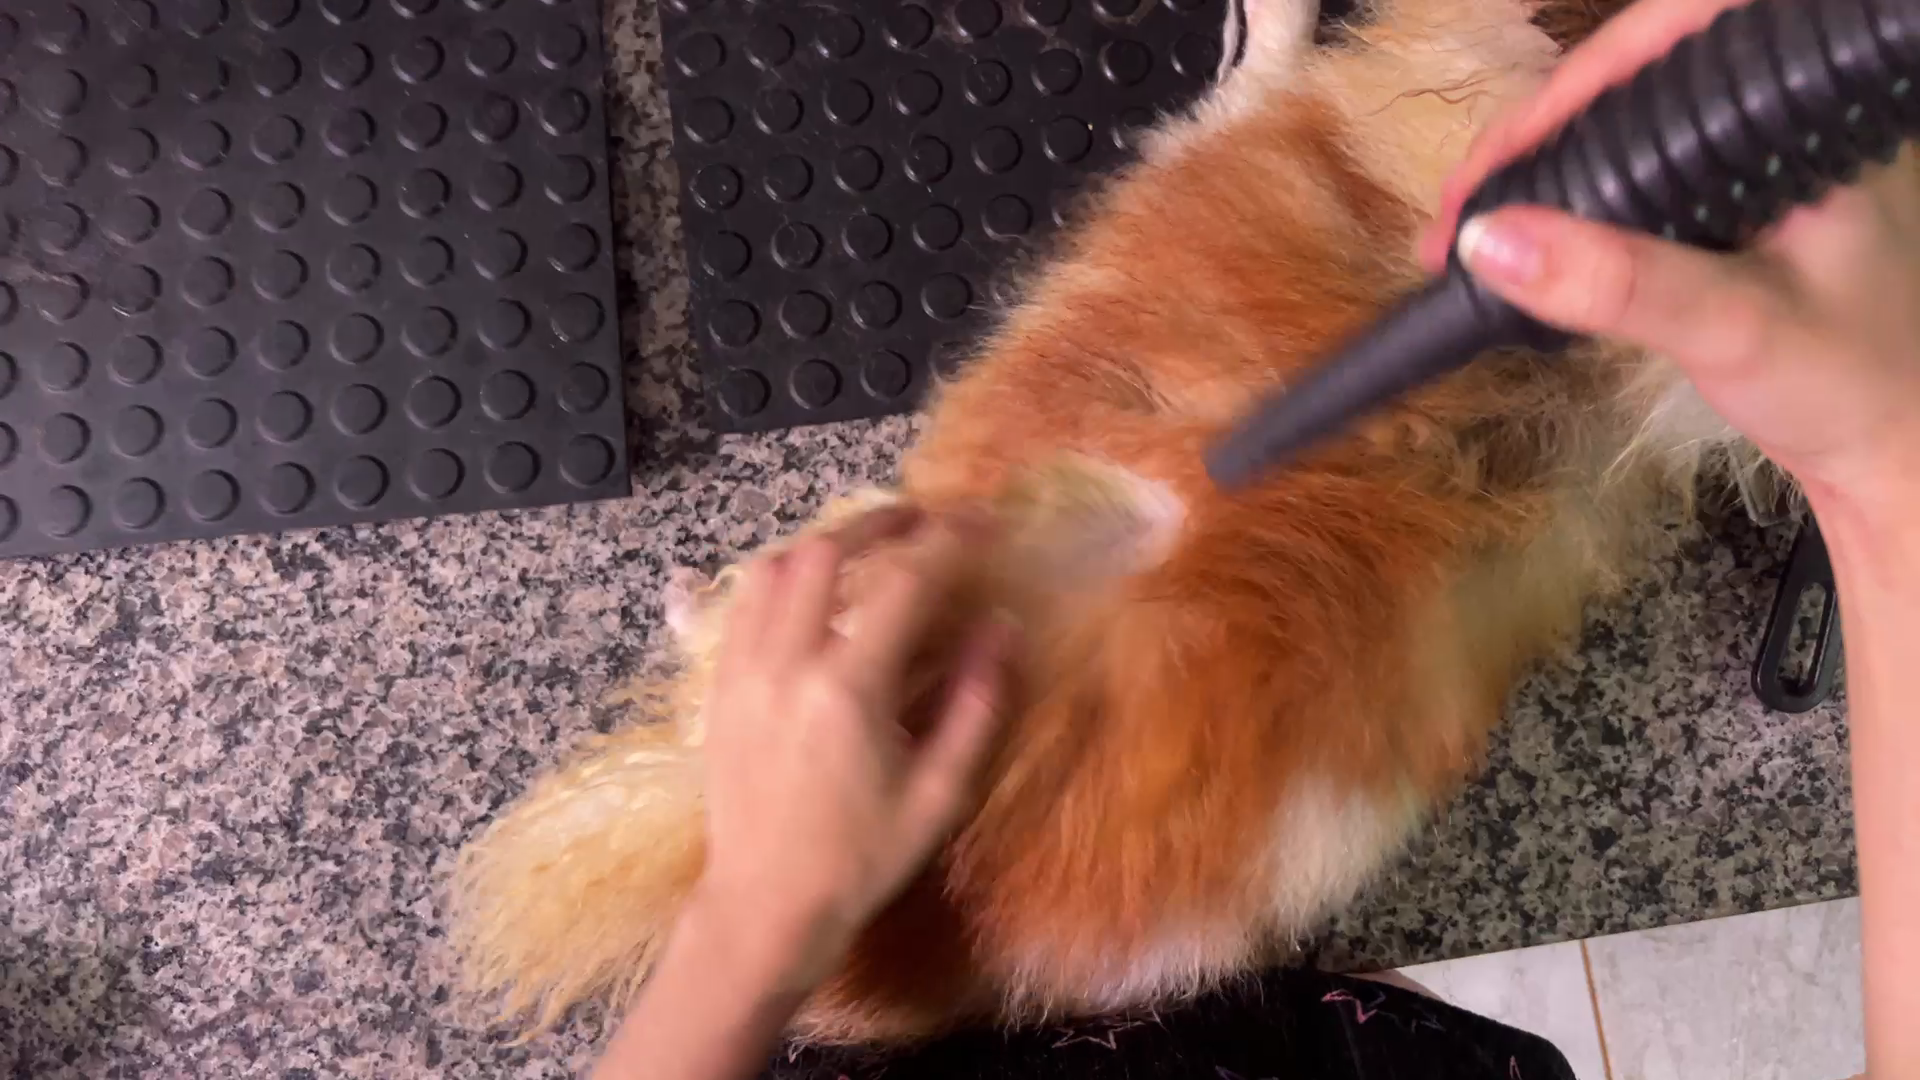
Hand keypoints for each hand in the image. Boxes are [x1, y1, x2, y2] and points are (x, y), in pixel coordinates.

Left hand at [696, 506, 1014, 986]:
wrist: (762, 906)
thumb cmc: (860, 855)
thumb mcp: (939, 793)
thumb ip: (976, 704)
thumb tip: (1003, 627)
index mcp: (849, 689)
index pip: (905, 584)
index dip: (949, 542)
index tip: (980, 522)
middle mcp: (788, 662)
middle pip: (826, 552)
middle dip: (880, 523)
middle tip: (920, 521)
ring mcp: (743, 669)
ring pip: (776, 566)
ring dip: (827, 542)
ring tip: (867, 546)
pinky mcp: (720, 684)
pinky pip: (745, 602)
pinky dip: (783, 575)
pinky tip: (811, 589)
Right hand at [1419, 0, 1919, 523]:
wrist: (1885, 439)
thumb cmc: (1841, 378)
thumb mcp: (1727, 325)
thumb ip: (1618, 283)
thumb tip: (1484, 241)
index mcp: (1789, 122)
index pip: (1657, 54)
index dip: (1550, 102)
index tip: (1472, 186)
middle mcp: (1754, 138)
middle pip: (1613, 100)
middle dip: (1514, 151)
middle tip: (1446, 224)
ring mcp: (1724, 181)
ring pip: (1601, 150)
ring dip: (1516, 189)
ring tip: (1454, 243)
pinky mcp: (1697, 224)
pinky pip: (1602, 198)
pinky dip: (1540, 224)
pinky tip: (1506, 257)